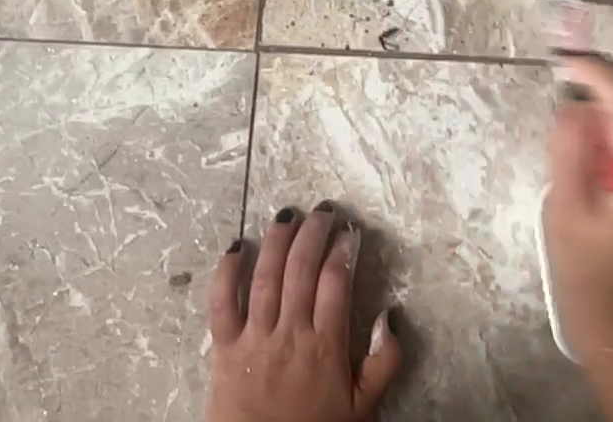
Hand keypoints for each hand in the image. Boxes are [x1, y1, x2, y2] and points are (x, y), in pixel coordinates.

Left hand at [206, 202, 402, 421]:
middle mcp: (290, 333)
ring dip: (277, 240)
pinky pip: (221, 304)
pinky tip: (237, 247)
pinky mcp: (224, 349)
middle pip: (301, 269)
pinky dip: (226, 272)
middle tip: (323, 211)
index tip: (349, 231)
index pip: (335, 282)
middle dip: (314, 233)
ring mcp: (254, 338)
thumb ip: (384, 362)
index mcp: (325, 346)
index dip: (343, 251)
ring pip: (266, 276)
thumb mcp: (362, 407)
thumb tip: (391, 315)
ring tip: (288, 215)